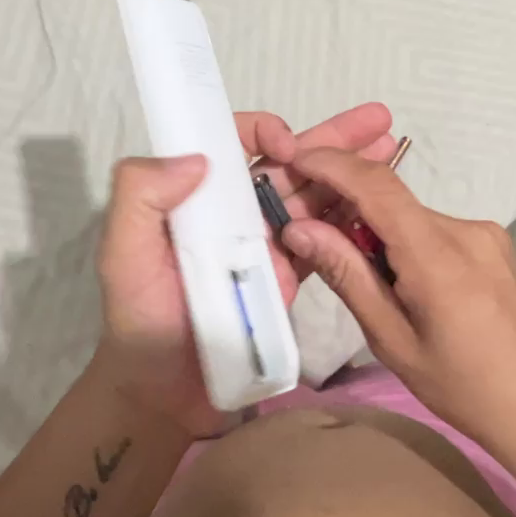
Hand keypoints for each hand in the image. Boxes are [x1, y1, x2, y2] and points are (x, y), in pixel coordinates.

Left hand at [95, 105, 395, 435]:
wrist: (163, 397)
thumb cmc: (139, 322)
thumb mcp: (123, 254)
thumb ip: (140, 197)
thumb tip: (199, 159)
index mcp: (200, 197)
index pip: (235, 145)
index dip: (265, 132)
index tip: (292, 147)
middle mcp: (237, 213)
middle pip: (291, 165)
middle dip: (333, 140)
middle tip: (379, 119)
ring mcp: (268, 245)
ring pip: (315, 197)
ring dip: (353, 172)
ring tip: (392, 149)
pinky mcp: (290, 279)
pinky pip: (327, 241)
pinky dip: (353, 221)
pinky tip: (385, 206)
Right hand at [276, 148, 515, 454]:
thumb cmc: (461, 386)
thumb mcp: (392, 340)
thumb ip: (347, 276)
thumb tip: (299, 228)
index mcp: (438, 256)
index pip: (377, 186)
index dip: (333, 164)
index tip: (296, 158)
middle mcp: (465, 229)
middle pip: (391, 200)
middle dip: (347, 207)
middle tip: (312, 233)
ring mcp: (485, 231)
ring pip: (412, 215)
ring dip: (379, 231)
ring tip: (369, 278)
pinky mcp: (494, 240)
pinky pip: (435, 227)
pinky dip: (408, 241)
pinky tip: (408, 284)